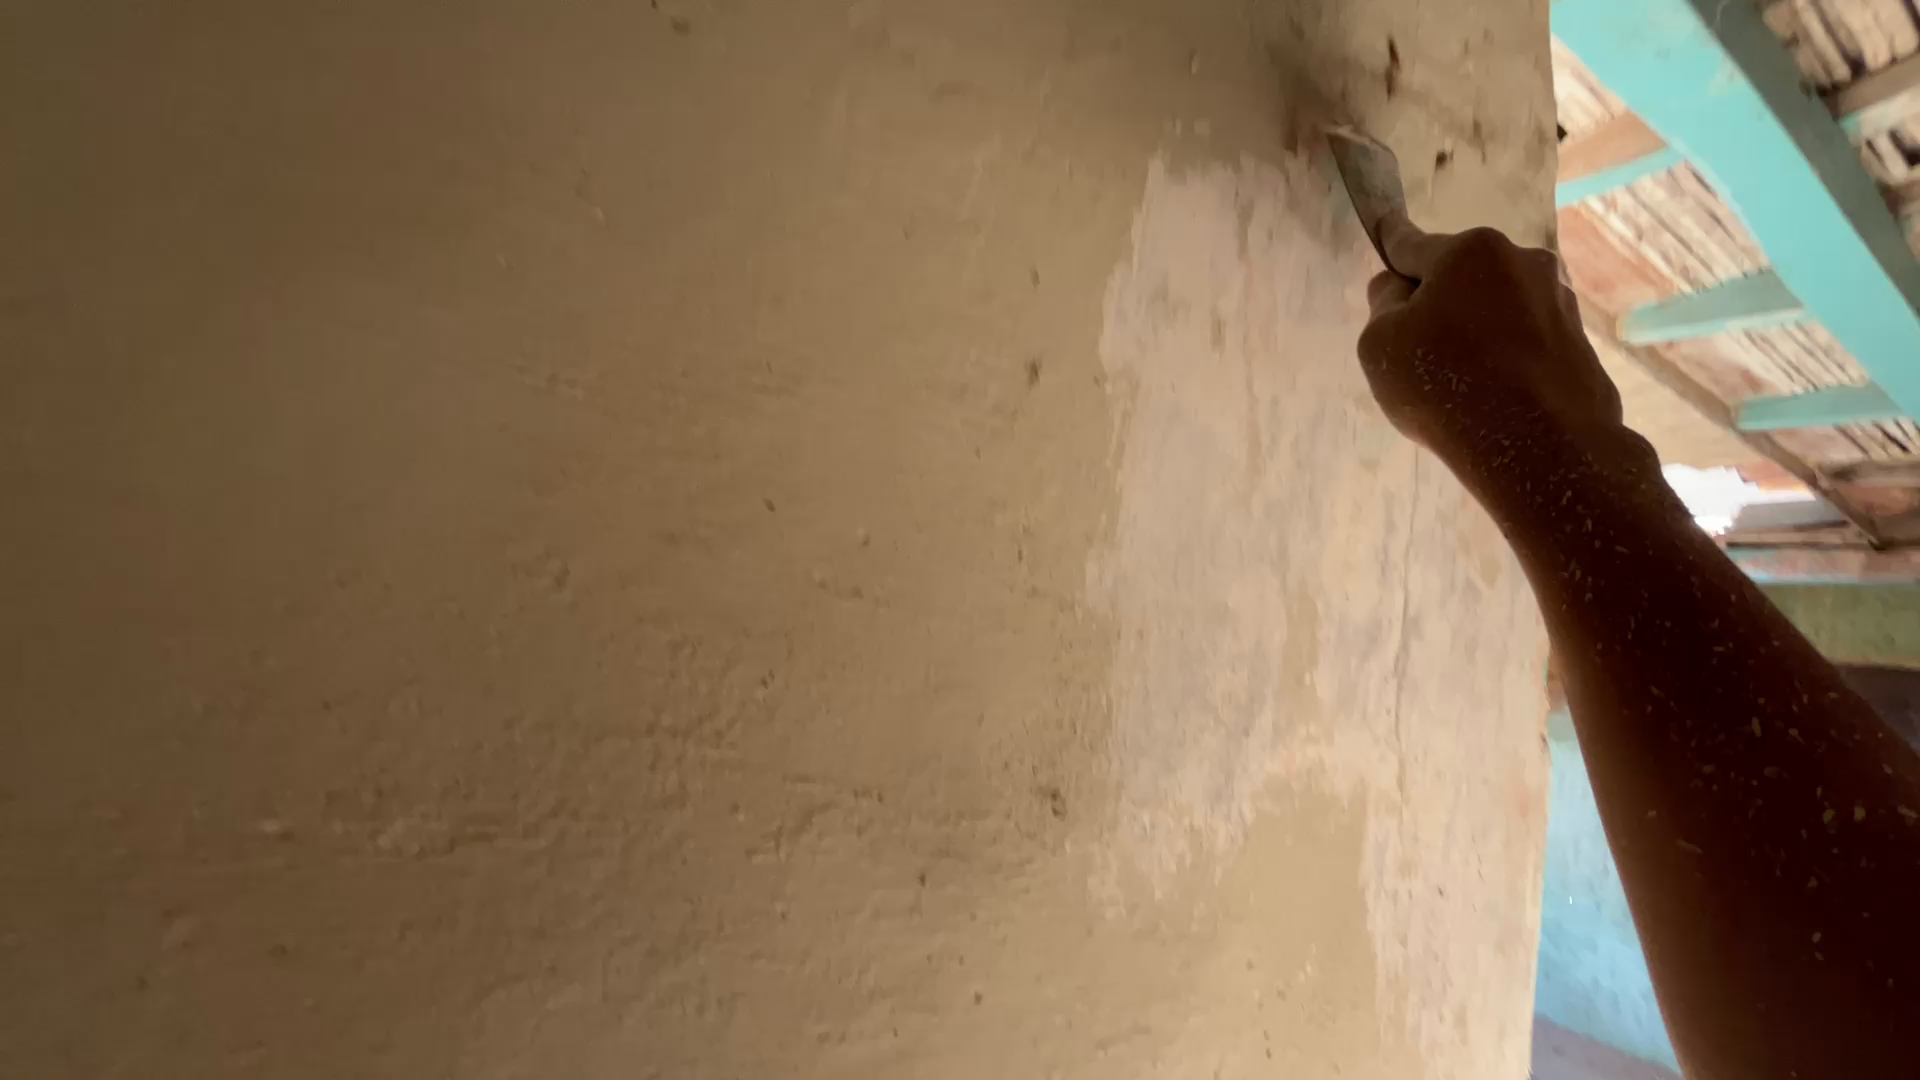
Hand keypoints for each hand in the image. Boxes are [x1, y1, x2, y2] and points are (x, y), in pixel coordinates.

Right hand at [1355, 213, 1623, 470]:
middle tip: (1413, 351)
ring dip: (1470, 328)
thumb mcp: (1378, 344)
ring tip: (1455, 380)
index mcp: (1469, 251)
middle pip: (1458, 275)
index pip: (1412, 245)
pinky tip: (1488, 391)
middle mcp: (1522, 259)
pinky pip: (1521, 336)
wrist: (1533, 441)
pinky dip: (1501, 353)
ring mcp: (1557, 297)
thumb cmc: (1440, 382)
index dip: (1390, 247)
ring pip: (1492, 305)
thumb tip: (1398, 288)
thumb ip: (1382, 305)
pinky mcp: (1578, 338)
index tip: (1385, 231)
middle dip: (1435, 300)